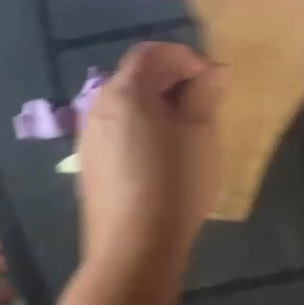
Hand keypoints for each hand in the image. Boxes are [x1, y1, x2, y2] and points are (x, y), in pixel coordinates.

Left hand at [76, 42, 224, 272]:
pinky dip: (143, 125)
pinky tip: (165, 152)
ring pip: (127, 103)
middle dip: (173, 78)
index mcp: (125, 92)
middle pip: (136, 75)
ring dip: (158, 103)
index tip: (214, 80)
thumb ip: (205, 94)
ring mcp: (89, 139)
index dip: (187, 57)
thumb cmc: (174, 182)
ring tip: (189, 126)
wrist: (132, 251)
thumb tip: (214, 72)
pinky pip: (119, 128)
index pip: (153, 53)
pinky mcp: (90, 166)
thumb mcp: (201, 132)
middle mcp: (99, 107)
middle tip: (206, 99)